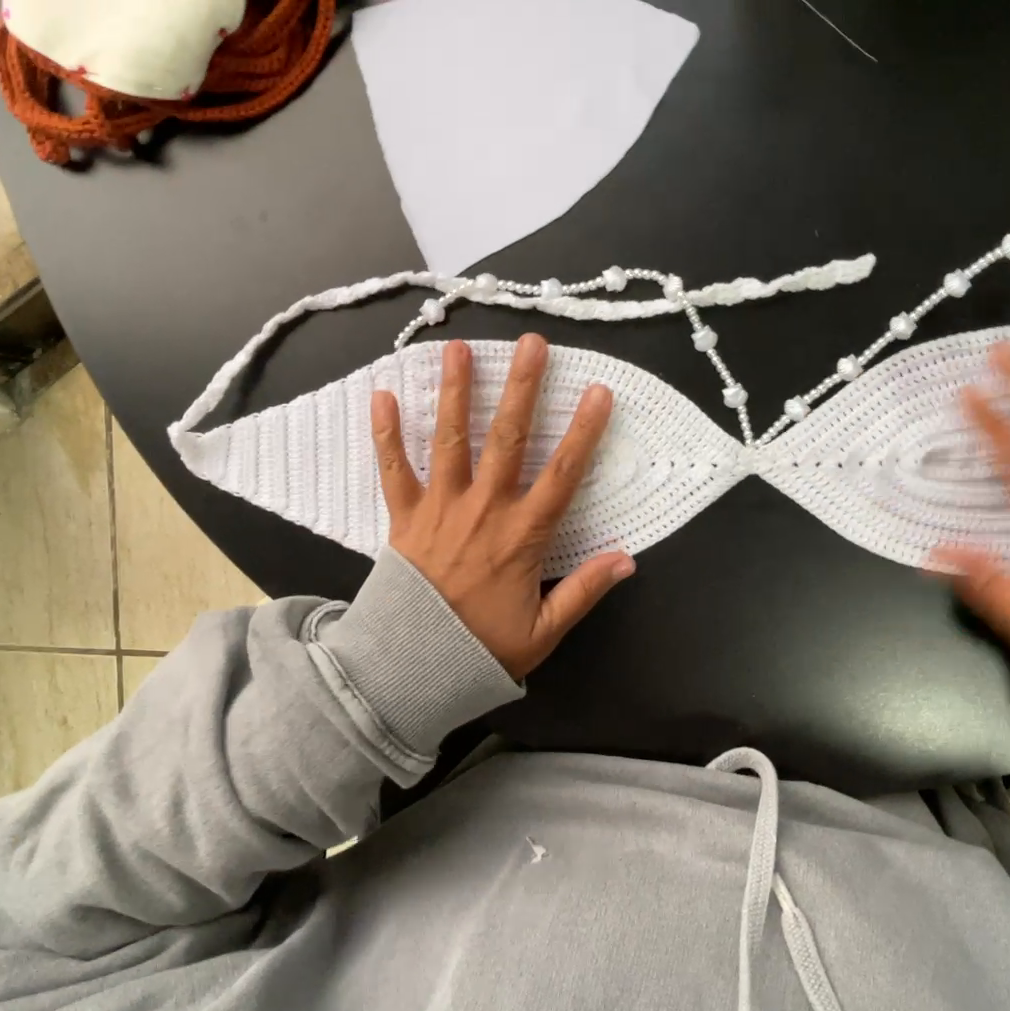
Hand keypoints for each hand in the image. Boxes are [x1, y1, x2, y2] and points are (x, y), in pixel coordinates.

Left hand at [371, 334, 635, 679]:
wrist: (411, 667)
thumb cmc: (482, 649)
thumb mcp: (545, 630)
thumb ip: (585, 590)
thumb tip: (628, 558)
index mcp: (522, 536)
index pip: (561, 475)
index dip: (583, 432)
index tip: (599, 392)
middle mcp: (483, 510)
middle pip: (508, 440)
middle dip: (522, 388)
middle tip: (532, 343)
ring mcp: (440, 509)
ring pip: (451, 441)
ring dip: (457, 392)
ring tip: (460, 346)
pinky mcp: (404, 518)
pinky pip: (393, 470)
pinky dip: (386, 433)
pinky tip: (382, 393)